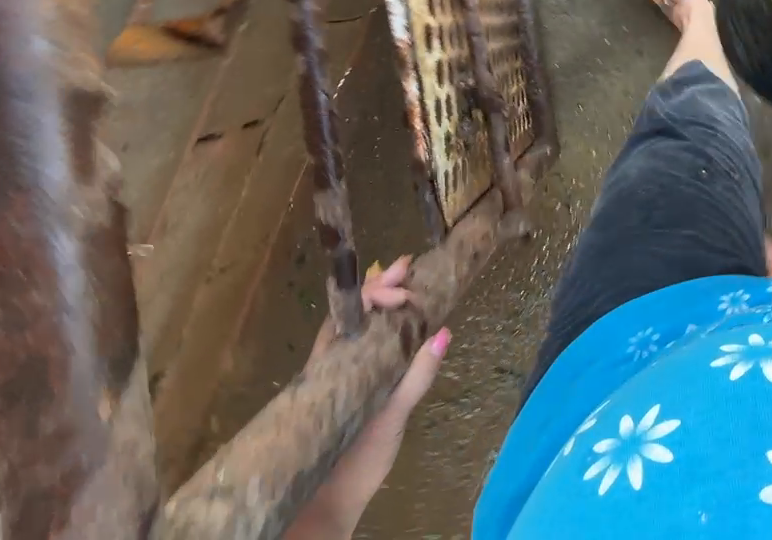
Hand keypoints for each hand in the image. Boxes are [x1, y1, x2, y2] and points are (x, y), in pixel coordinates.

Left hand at [284, 257, 448, 539]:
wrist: (328, 504)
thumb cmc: (356, 458)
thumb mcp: (392, 415)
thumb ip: (417, 374)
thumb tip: (443, 332)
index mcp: (335, 362)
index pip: (352, 312)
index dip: (377, 293)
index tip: (405, 284)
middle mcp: (335, 362)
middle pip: (355, 313)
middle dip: (381, 287)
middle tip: (408, 266)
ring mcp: (343, 374)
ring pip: (360, 327)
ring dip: (383, 304)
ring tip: (407, 283)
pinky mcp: (355, 389)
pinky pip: (368, 346)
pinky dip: (385, 327)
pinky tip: (403, 325)